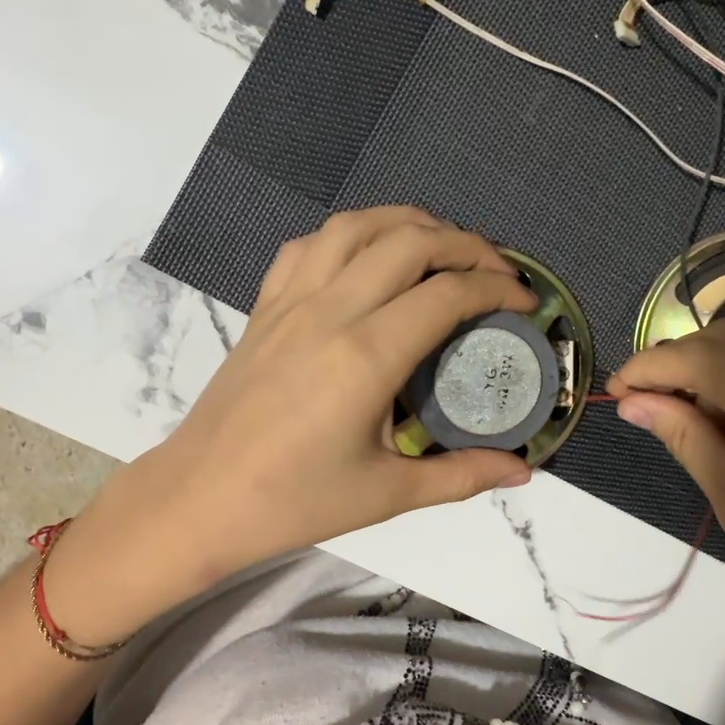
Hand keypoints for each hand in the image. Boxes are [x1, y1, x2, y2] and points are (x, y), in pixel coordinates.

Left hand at [51, 207, 537, 641]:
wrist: (198, 499)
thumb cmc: (294, 502)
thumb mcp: (388, 494)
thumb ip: (463, 475)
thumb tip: (523, 470)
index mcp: (367, 356)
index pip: (448, 294)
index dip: (498, 287)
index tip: (526, 302)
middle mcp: (331, 311)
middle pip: (410, 242)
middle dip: (466, 244)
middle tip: (496, 270)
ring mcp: (291, 301)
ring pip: (357, 227)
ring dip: (409, 222)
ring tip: (441, 244)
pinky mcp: (265, 305)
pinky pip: (309, 245)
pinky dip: (351, 235)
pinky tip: (367, 256)